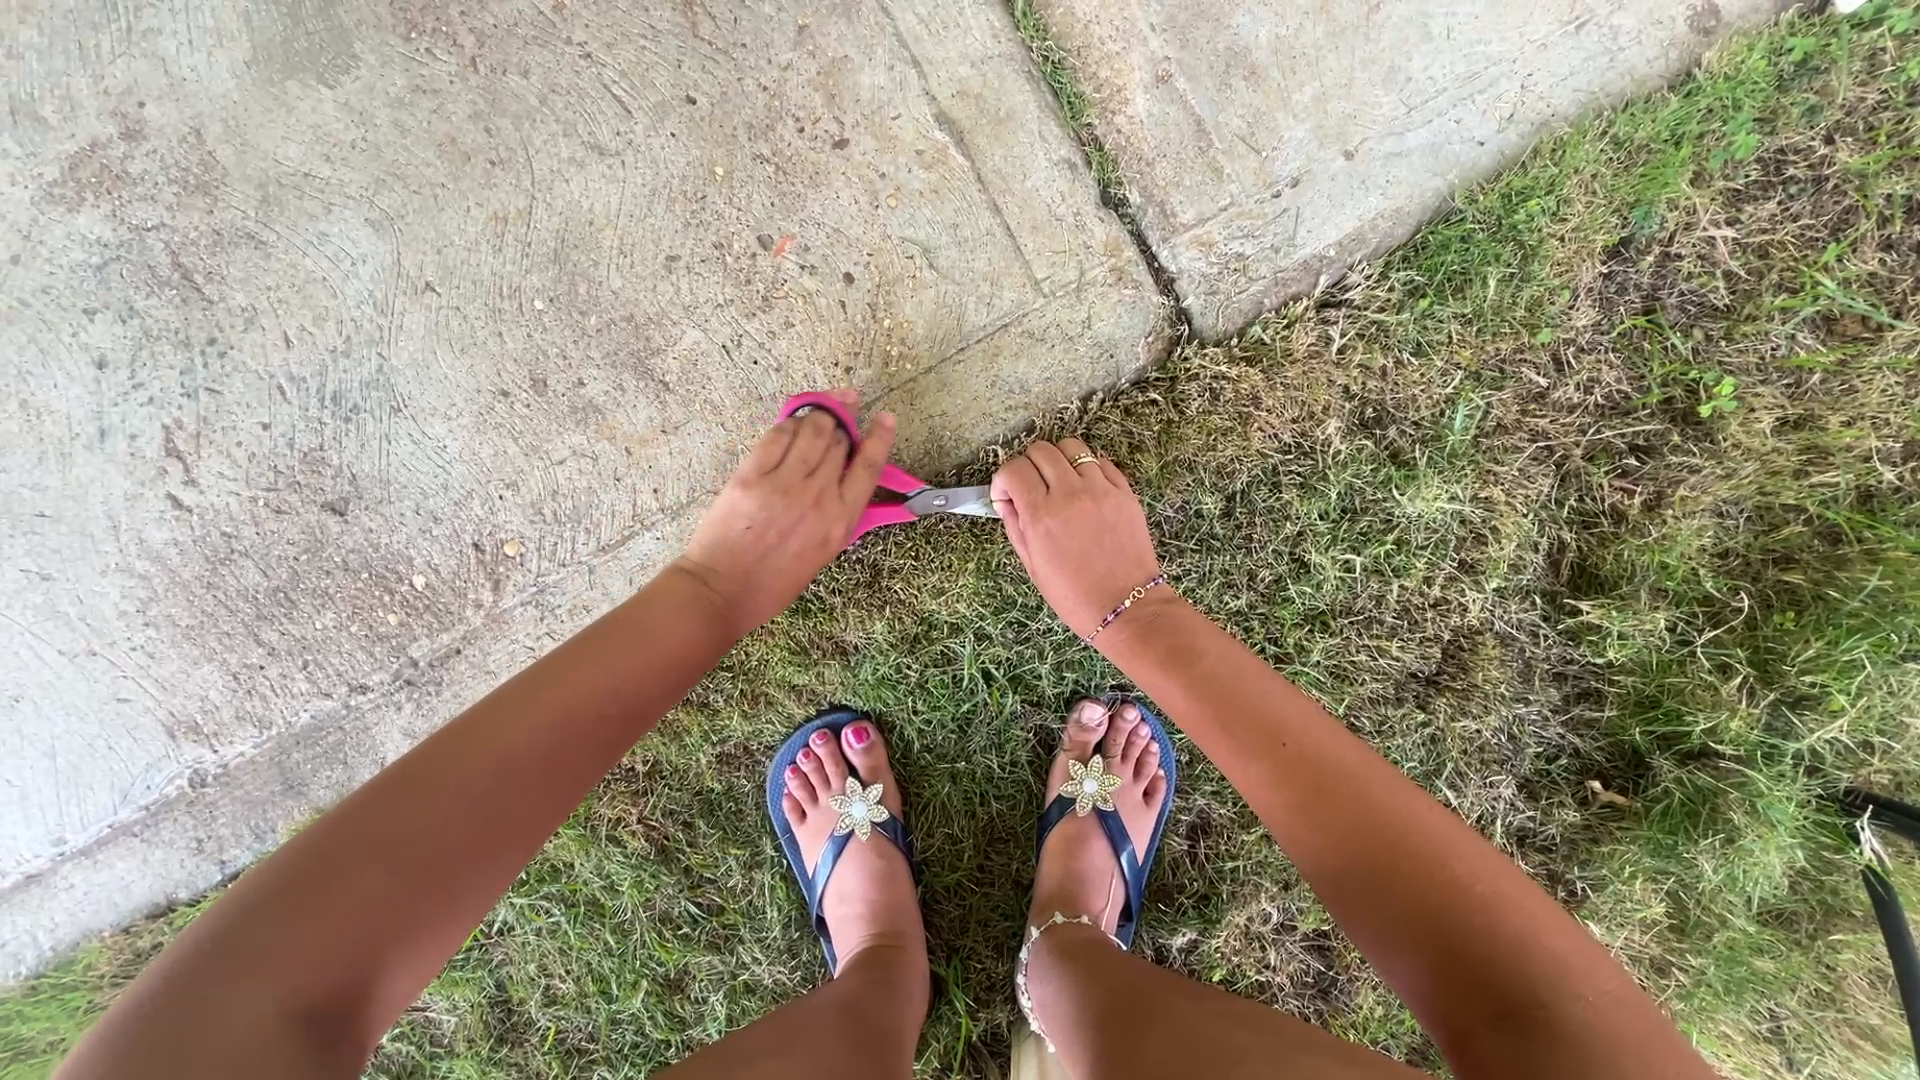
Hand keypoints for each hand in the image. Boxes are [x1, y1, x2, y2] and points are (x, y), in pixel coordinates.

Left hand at [676, 389, 895, 636]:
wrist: (723, 591)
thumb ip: (835, 515)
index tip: (885, 418)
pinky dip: (788, 425)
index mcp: (839, 522)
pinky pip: (777, 436)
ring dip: (817, 417)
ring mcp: (784, 484)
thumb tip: (841, 478)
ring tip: (816, 416)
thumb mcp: (822, 553)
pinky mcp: (751, 476)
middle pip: (839, 442)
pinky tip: (791, 425)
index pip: (869, 467)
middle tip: (837, 419)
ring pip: (811, 431)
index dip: (879, 437)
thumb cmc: (774, 582)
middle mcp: (818, 498)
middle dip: (841, 426)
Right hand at [991, 437, 1161, 640]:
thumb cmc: (1074, 595)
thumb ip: (1016, 526)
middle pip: (1041, 450)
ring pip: (1072, 447)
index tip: (1006, 495)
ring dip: (1058, 459)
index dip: (1003, 480)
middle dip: (1028, 465)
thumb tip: (1006, 501)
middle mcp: (1070, 495)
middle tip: (1030, 487)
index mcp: (1042, 516)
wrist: (1125, 606)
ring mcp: (1101, 490)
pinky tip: (1084, 488)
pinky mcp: (1124, 493)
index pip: (1014, 470)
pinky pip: (1101, 462)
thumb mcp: (1032, 565)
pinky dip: (1087, 468)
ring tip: (1058, 481)